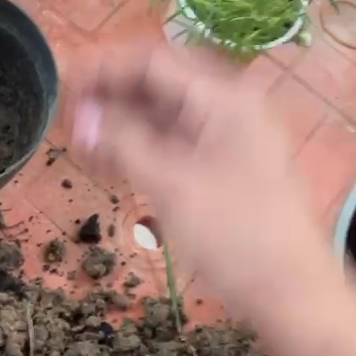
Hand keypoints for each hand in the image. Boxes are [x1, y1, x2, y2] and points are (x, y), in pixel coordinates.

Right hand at [69, 44, 346, 326]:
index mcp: (224, 98)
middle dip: (112, 92)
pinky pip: (174, 142)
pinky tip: (107, 157)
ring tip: (79, 134)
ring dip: (122, 120)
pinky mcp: (222, 168)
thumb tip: (79, 116)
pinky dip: (140, 146)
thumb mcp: (170, 185)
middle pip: (160, 84)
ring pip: (165, 114)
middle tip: (68, 107)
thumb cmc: (234, 235)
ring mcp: (227, 139)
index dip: (106, 67)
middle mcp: (228, 108)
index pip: (154, 62)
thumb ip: (121, 143)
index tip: (64, 81)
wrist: (290, 294)